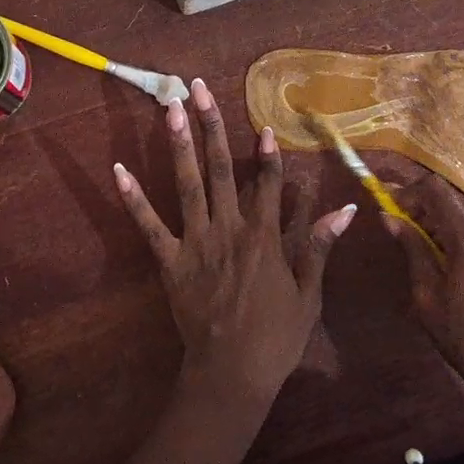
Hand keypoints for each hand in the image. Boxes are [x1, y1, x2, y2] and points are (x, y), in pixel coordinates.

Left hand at [112, 80, 355, 407]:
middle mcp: (229, 229)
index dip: (267, 153)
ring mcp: (196, 242)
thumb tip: (344, 210)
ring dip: (180, 145)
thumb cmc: (275, 337)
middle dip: (211, 126)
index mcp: (264, 237)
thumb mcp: (308, 295)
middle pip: (220, 169)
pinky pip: (149, 225)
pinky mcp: (170, 261)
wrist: (232, 374)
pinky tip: (119, 169)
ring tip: (171, 108)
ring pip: (188, 184)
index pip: (268, 184)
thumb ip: (320, 247)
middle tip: (198, 89)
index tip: (262, 124)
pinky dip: (133, 198)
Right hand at [383, 172, 463, 387]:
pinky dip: (456, 237)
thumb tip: (389, 218)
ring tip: (418, 247)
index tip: (388, 207)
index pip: (435, 189)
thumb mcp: (428, 295)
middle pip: (450, 201)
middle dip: (420, 207)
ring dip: (437, 223)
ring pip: (463, 217)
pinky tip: (444, 263)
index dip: (407, 191)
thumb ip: (412, 249)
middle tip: (397, 227)